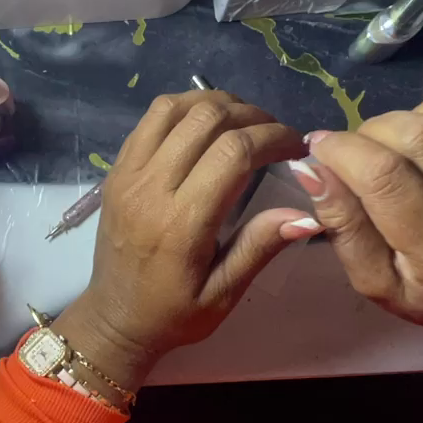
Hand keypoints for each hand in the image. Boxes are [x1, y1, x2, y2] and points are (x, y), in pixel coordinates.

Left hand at [56, 88, 314, 390]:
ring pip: (175, 108)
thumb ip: (259, 248)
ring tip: (243, 124)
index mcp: (181, 223)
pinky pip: (150, 119)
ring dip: (216, 104)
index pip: (233, 152)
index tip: (296, 147)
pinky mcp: (117, 170)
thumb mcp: (222, 294)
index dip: (273, 137)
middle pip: (206, 119)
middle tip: (274, 135)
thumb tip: (307, 214)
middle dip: (251, 116)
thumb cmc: (172, 314)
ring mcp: (128, 174)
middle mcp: (150, 189)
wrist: (115, 318)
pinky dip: (184, 109)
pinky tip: (206, 126)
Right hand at [293, 85, 422, 364]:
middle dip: (372, 130)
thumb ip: (342, 227)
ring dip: (409, 117)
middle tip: (356, 148)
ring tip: (394, 144)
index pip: (386, 178)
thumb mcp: (373, 281)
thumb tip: (311, 168)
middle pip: (422, 136)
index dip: (343, 150)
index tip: (319, 147)